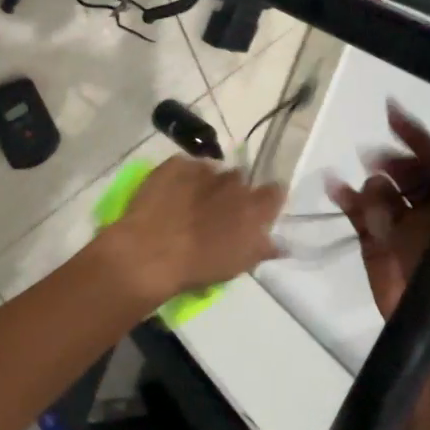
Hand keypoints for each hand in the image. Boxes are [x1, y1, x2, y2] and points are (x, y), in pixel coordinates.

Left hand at [101, 156, 285, 302]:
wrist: (150, 252)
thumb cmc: (199, 266)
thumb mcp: (237, 264)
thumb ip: (262, 249)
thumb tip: (279, 243)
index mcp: (254, 207)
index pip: (274, 192)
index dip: (266, 199)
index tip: (257, 208)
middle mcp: (234, 181)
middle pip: (240, 179)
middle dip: (233, 191)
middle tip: (218, 209)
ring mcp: (203, 169)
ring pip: (212, 171)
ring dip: (207, 183)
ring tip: (190, 201)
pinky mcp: (175, 163)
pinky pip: (185, 166)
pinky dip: (182, 176)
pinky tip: (170, 193)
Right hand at [327, 101, 429, 319]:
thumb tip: (426, 162)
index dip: (416, 136)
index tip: (390, 111)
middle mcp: (429, 207)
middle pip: (405, 169)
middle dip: (391, 159)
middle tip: (378, 160)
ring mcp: (400, 222)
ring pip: (379, 187)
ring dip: (372, 181)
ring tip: (371, 192)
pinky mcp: (374, 239)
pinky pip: (357, 210)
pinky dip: (345, 197)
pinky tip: (334, 185)